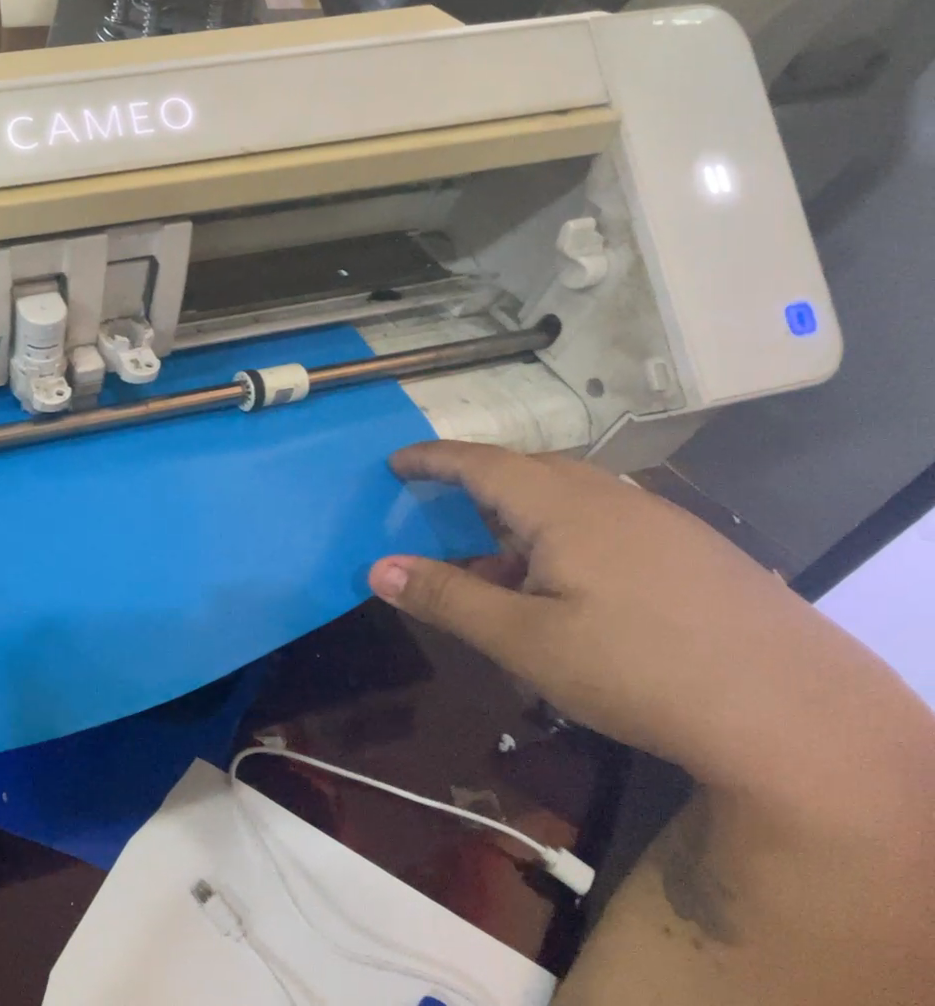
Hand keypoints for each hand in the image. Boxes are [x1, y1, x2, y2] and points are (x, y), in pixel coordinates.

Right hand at [366, 441, 925, 807]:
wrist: (798, 718)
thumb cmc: (638, 670)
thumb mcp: (523, 640)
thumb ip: (447, 598)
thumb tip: (377, 569)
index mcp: (565, 509)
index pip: (484, 464)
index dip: (433, 459)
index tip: (395, 462)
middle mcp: (615, 500)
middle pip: (531, 472)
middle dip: (478, 485)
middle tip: (440, 513)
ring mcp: (663, 526)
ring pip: (573, 500)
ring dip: (522, 518)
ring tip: (497, 564)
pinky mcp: (695, 556)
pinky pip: (608, 524)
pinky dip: (564, 538)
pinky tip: (566, 590)